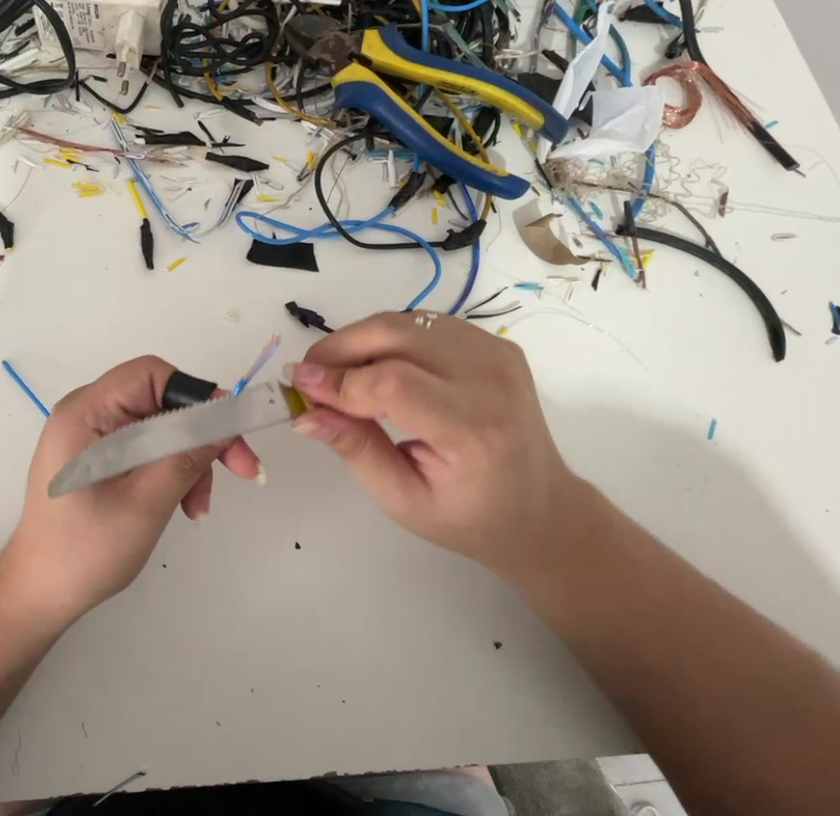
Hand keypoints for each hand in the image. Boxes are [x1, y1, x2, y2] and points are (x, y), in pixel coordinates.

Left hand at [0, 356, 261, 628]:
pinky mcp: (100, 457)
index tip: (230, 430)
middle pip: (159, 400)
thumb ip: (185, 458)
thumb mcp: (145, 504)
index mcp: (83, 413)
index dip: (196, 394)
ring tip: (198, 508)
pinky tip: (185, 506)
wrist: (40, 591)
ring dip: (189, 459)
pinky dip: (172, 470)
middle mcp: (86, 413)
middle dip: (200, 434)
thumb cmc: (84, 550)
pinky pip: (147, 447)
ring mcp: (91, 435)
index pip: (149, 374)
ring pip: (160, 426)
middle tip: (241, 470)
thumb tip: (224, 424)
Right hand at [285, 312, 585, 576]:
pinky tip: (373, 368)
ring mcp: (497, 355)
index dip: (338, 380)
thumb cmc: (469, 517)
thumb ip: (355, 449)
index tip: (298, 388)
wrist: (541, 508)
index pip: (394, 383)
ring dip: (359, 341)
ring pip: (404, 321)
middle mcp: (491, 382)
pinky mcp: (494, 343)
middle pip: (396, 334)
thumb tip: (305, 413)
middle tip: (309, 376)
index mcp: (475, 432)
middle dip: (340, 349)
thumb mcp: (402, 499)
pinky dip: (385, 338)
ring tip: (337, 375)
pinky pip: (421, 324)